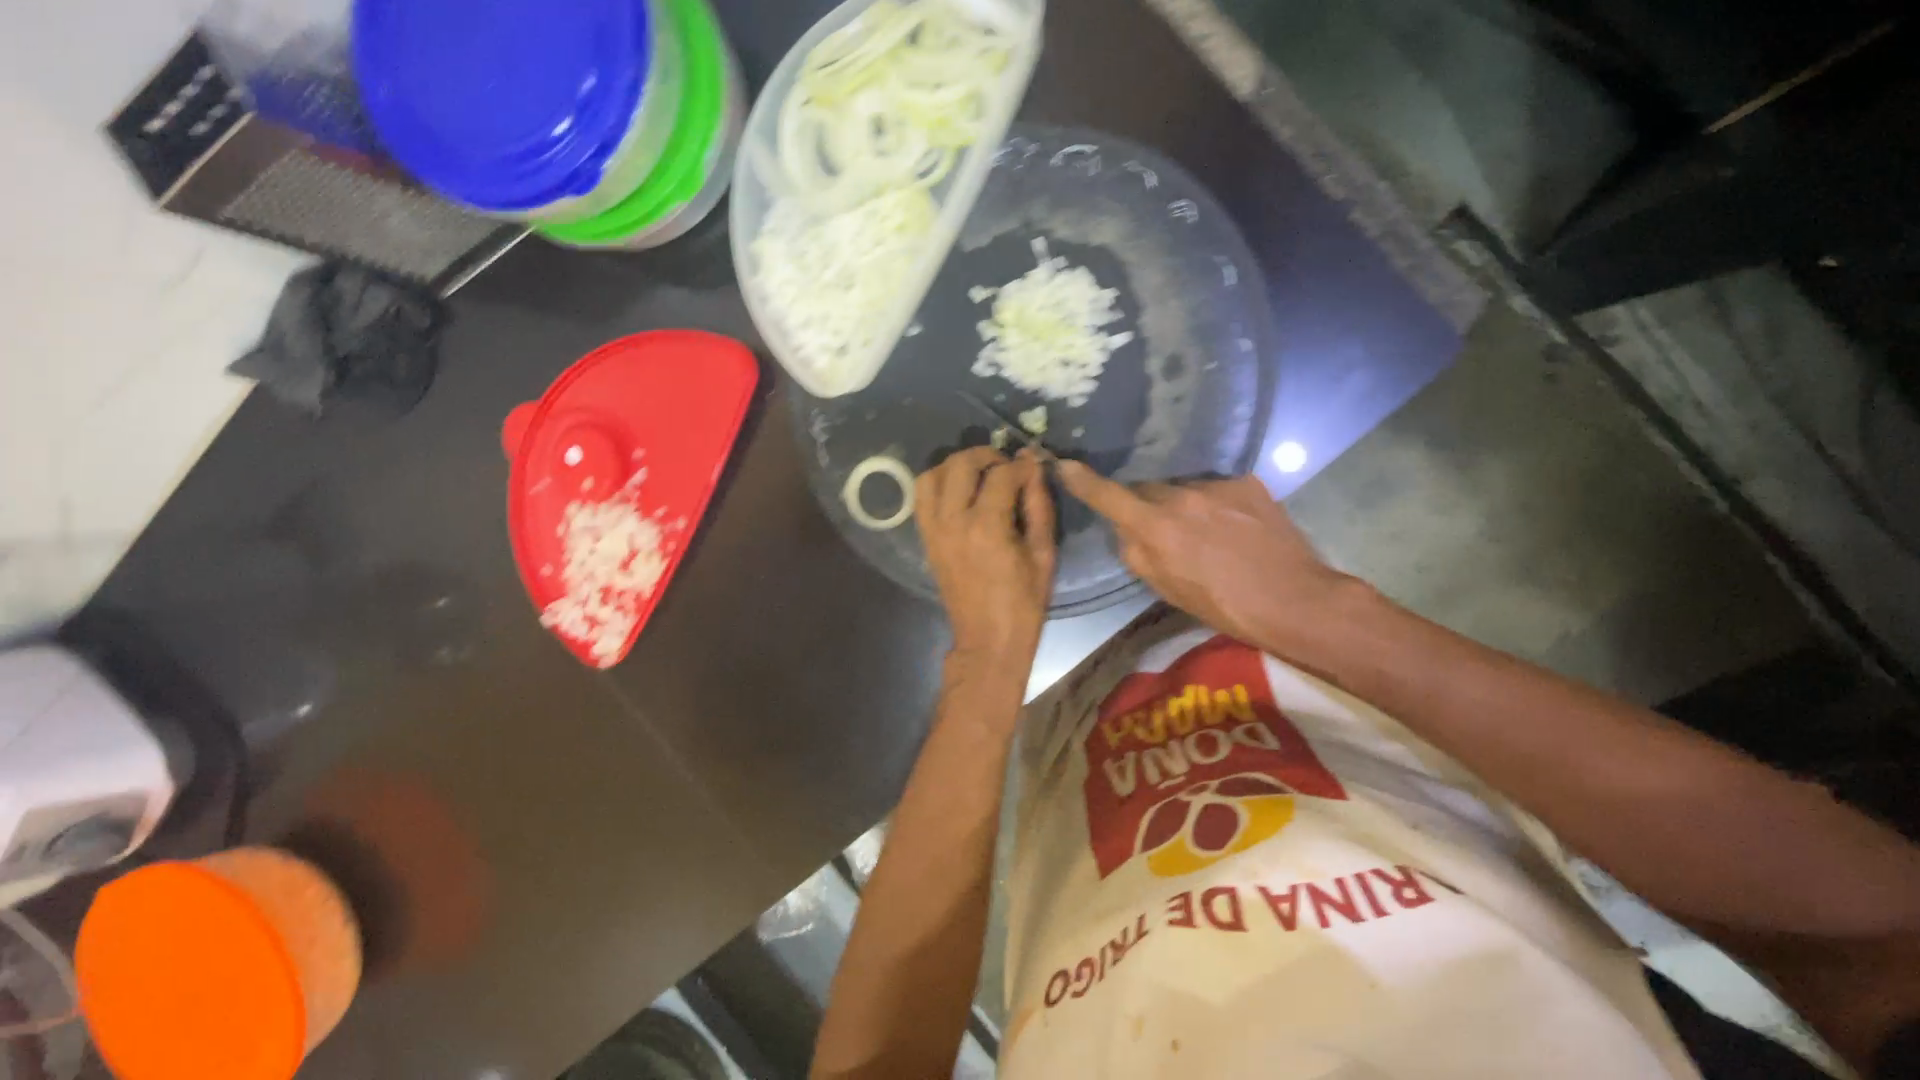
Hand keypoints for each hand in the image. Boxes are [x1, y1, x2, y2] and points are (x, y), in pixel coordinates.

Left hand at [916, 447, 1056, 661]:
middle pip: (961, 464)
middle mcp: (953, 521)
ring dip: (956, 466)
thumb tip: (1033, 467)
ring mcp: (934, 530)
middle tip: (1005, 466)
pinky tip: (960, 492)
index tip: (1034, 468)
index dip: (1022, 466)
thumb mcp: (1044, 553)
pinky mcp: (925, 539)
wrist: (988, 639)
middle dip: (986, 455)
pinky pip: (922, 498)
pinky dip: (938, 485)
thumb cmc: (1024, 602)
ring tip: (979, 475)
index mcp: (987, 526)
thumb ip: (1039, 505)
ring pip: (932, 475)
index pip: (1002, 474)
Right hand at [1057, 462, 1361, 650]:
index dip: (1083, 481)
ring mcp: (1218, 486)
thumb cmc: (1224, 606)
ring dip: (1184, 505)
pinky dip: (1217, 504)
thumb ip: (1137, 555)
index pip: (1109, 496)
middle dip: (1146, 505)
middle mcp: (1183, 497)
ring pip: (1184, 487)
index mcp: (1158, 528)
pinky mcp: (1248, 482)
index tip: (1064, 464)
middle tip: (1162, 530)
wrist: (1295, 600)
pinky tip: (1234, 527)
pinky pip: (1217, 488)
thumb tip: (1126, 531)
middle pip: (1148, 489)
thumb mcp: (1168, 590)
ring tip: (1207, 533)